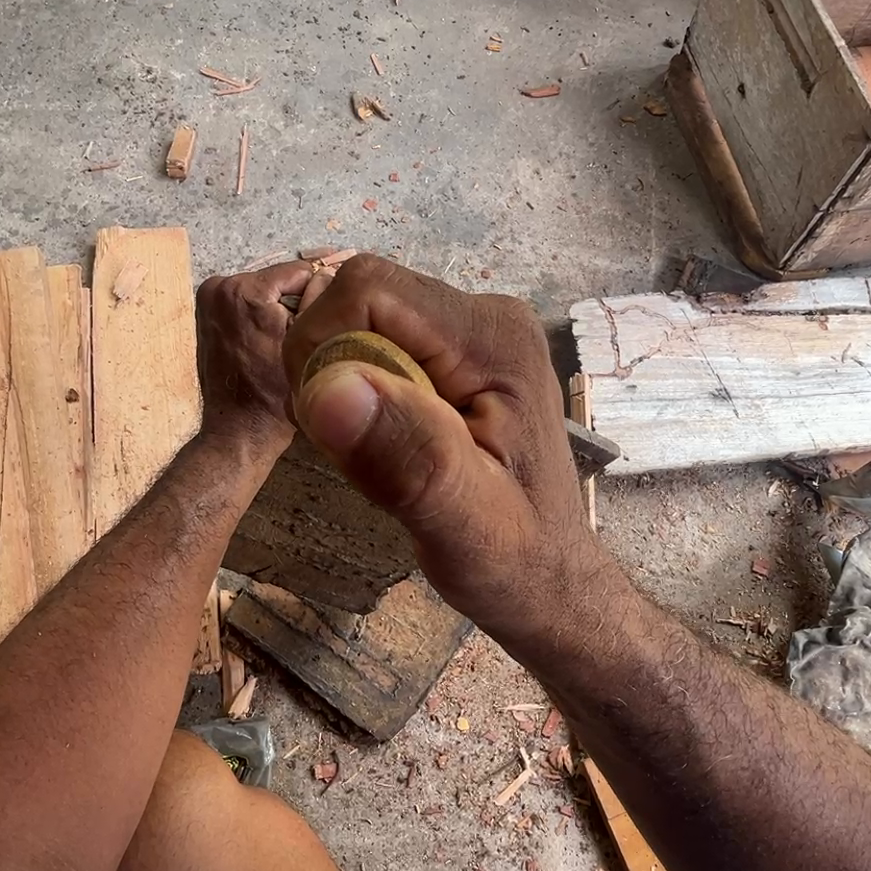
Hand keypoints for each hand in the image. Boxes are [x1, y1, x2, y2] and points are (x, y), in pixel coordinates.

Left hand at [194, 260, 314, 456]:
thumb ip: (321, 302)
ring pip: (266, 292)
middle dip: (298, 303)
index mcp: (242, 291)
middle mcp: (218, 287)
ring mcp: (209, 299)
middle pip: (280, 280)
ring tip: (289, 343)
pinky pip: (249, 304)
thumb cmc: (275, 398)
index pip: (299, 270)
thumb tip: (330, 275)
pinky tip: (270, 344)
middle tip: (309, 337)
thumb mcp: (311, 347)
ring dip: (281, 310)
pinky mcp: (208, 313)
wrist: (240, 430)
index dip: (322, 294)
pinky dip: (263, 317)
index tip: (333, 317)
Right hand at [281, 255, 604, 642]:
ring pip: (363, 322)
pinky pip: (377, 346)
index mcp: (495, 341)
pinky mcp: (456, 356)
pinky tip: (385, 443)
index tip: (325, 426)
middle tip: (352, 451)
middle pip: (363, 300)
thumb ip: (409, 458)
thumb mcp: (466, 527)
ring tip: (375, 454)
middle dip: (330, 369)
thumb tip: (328, 390)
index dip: (322, 348)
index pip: (369, 292)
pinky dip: (358, 391)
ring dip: (342, 385)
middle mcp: (488, 318)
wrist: (547, 577)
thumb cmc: (516, 562)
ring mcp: (473, 334)